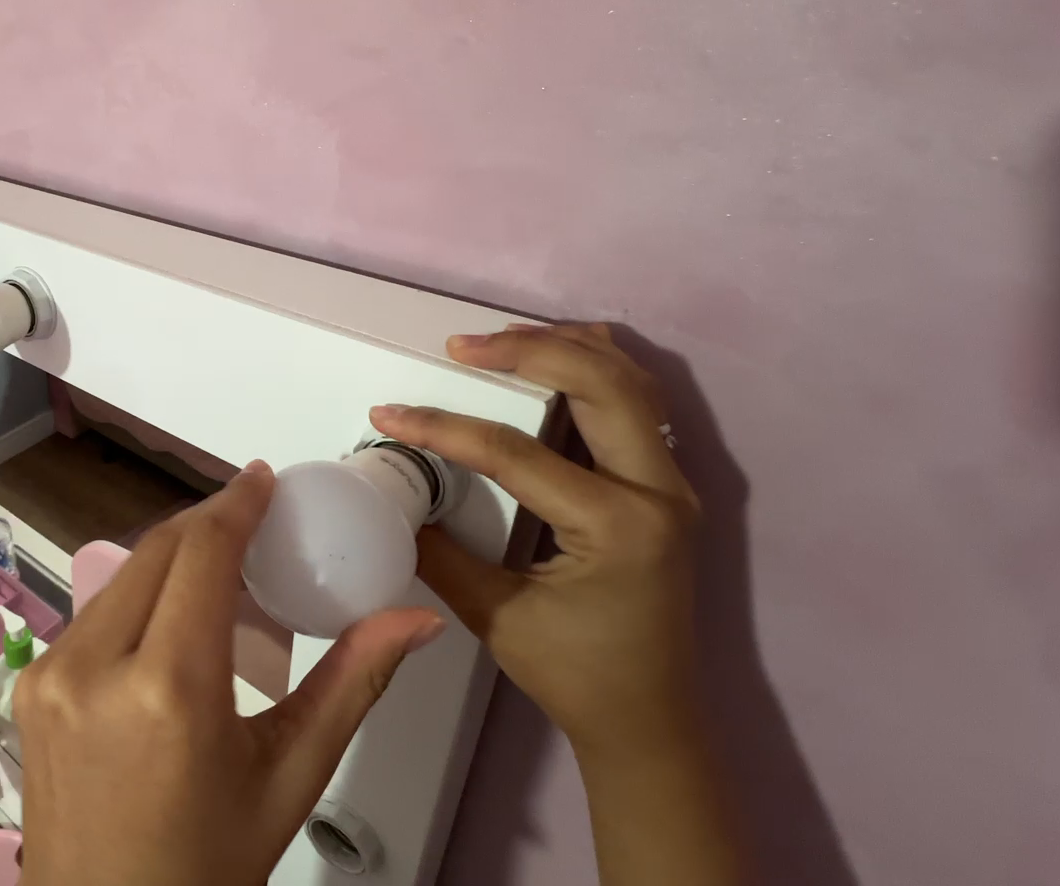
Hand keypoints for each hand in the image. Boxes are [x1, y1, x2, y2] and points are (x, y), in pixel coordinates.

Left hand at [16, 461, 446, 885]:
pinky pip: (94, 610)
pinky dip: (140, 595)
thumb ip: (351, 684)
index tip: (263, 479)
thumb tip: (416, 619)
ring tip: (223, 569)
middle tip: (254, 521)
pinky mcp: (30, 681)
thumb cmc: (210, 863)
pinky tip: (173, 617)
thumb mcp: (289, 778)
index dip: (234, 504)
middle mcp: (94, 666)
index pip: (201, 555)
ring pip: (123, 575)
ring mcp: (51, 670)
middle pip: (158, 551)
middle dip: (207, 523)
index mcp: (167, 690)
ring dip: (173, 557)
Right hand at [371, 323, 701, 757]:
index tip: (388, 414)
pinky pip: (638, 403)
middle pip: (600, 385)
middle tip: (461, 346)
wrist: (649, 721)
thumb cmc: (576, 675)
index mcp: (618, 526)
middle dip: (527, 352)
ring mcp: (671, 484)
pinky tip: (556, 360)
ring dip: (566, 349)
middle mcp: (659, 492)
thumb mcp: (495, 615)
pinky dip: (595, 368)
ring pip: (631, 381)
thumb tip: (394, 499)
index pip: (516, 452)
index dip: (443, 428)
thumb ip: (440, 551)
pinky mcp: (663, 486)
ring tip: (502, 339)